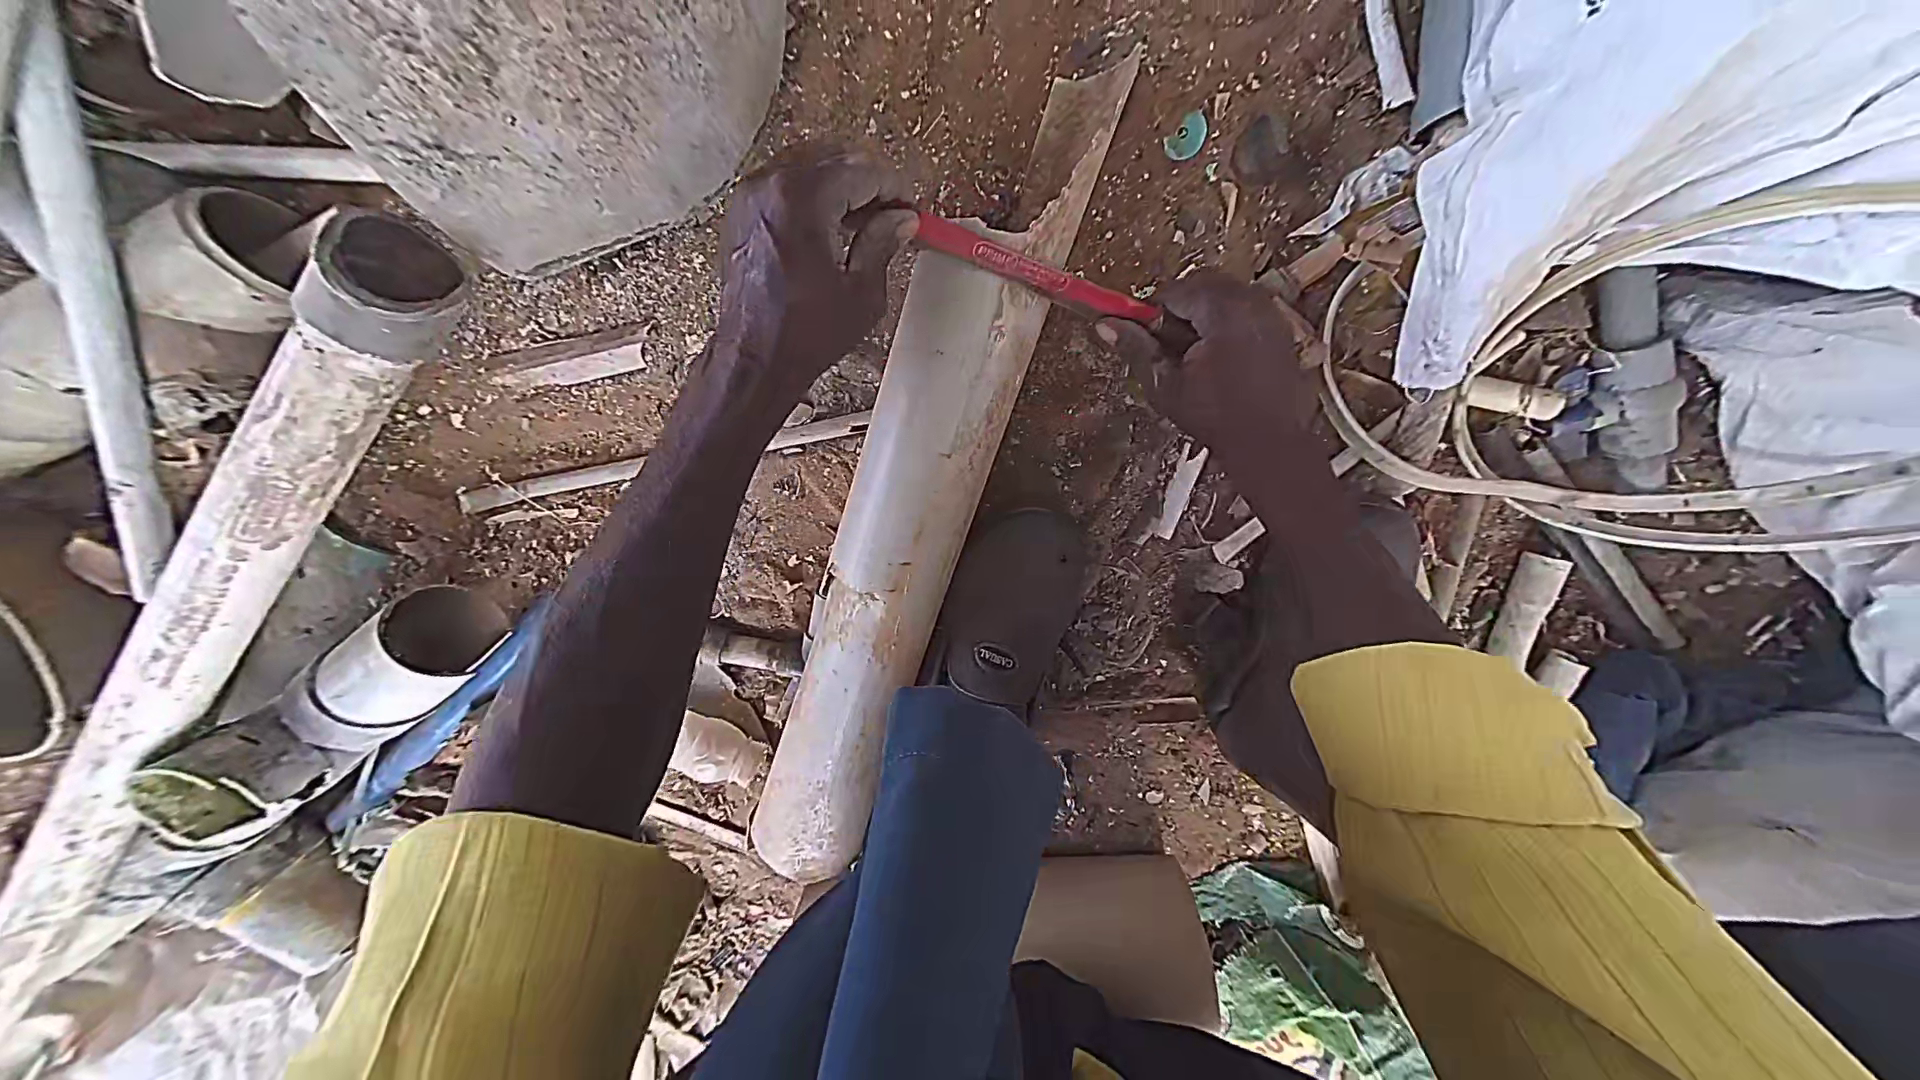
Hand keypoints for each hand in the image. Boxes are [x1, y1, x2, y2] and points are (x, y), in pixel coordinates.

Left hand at [710, 146, 917, 416]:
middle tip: (893, 215)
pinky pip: (785, 186)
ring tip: (866, 224)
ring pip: (808, 167)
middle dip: (868, 184)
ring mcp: (750, 197)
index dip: (893, 190)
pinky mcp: (742, 215)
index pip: (860, 171)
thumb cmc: (804, 335)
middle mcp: (770, 186)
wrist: (755, 360)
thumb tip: (902, 220)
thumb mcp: (861, 293)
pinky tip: (833, 229)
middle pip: (833, 159)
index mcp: (802, 200)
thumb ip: (882, 244)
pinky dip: (814, 196)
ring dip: (841, 187)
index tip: (910, 210)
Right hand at [1095, 270, 1310, 455]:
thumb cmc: (1213, 416)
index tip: (1142, 339)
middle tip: (1166, 349)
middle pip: (1202, 286)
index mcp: (1223, 309)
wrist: (1267, 443)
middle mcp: (1252, 300)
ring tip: (1190, 358)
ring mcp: (1270, 314)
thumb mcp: (1166, 384)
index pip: (1175, 290)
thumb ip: (1136, 348)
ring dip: (1200, 318)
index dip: (1151, 313)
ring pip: (1222, 297)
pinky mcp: (1279, 331)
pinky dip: (1223, 327)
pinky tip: (1215, 363)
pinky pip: (1242, 312)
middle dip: (1178, 311)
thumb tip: (1104, 325)